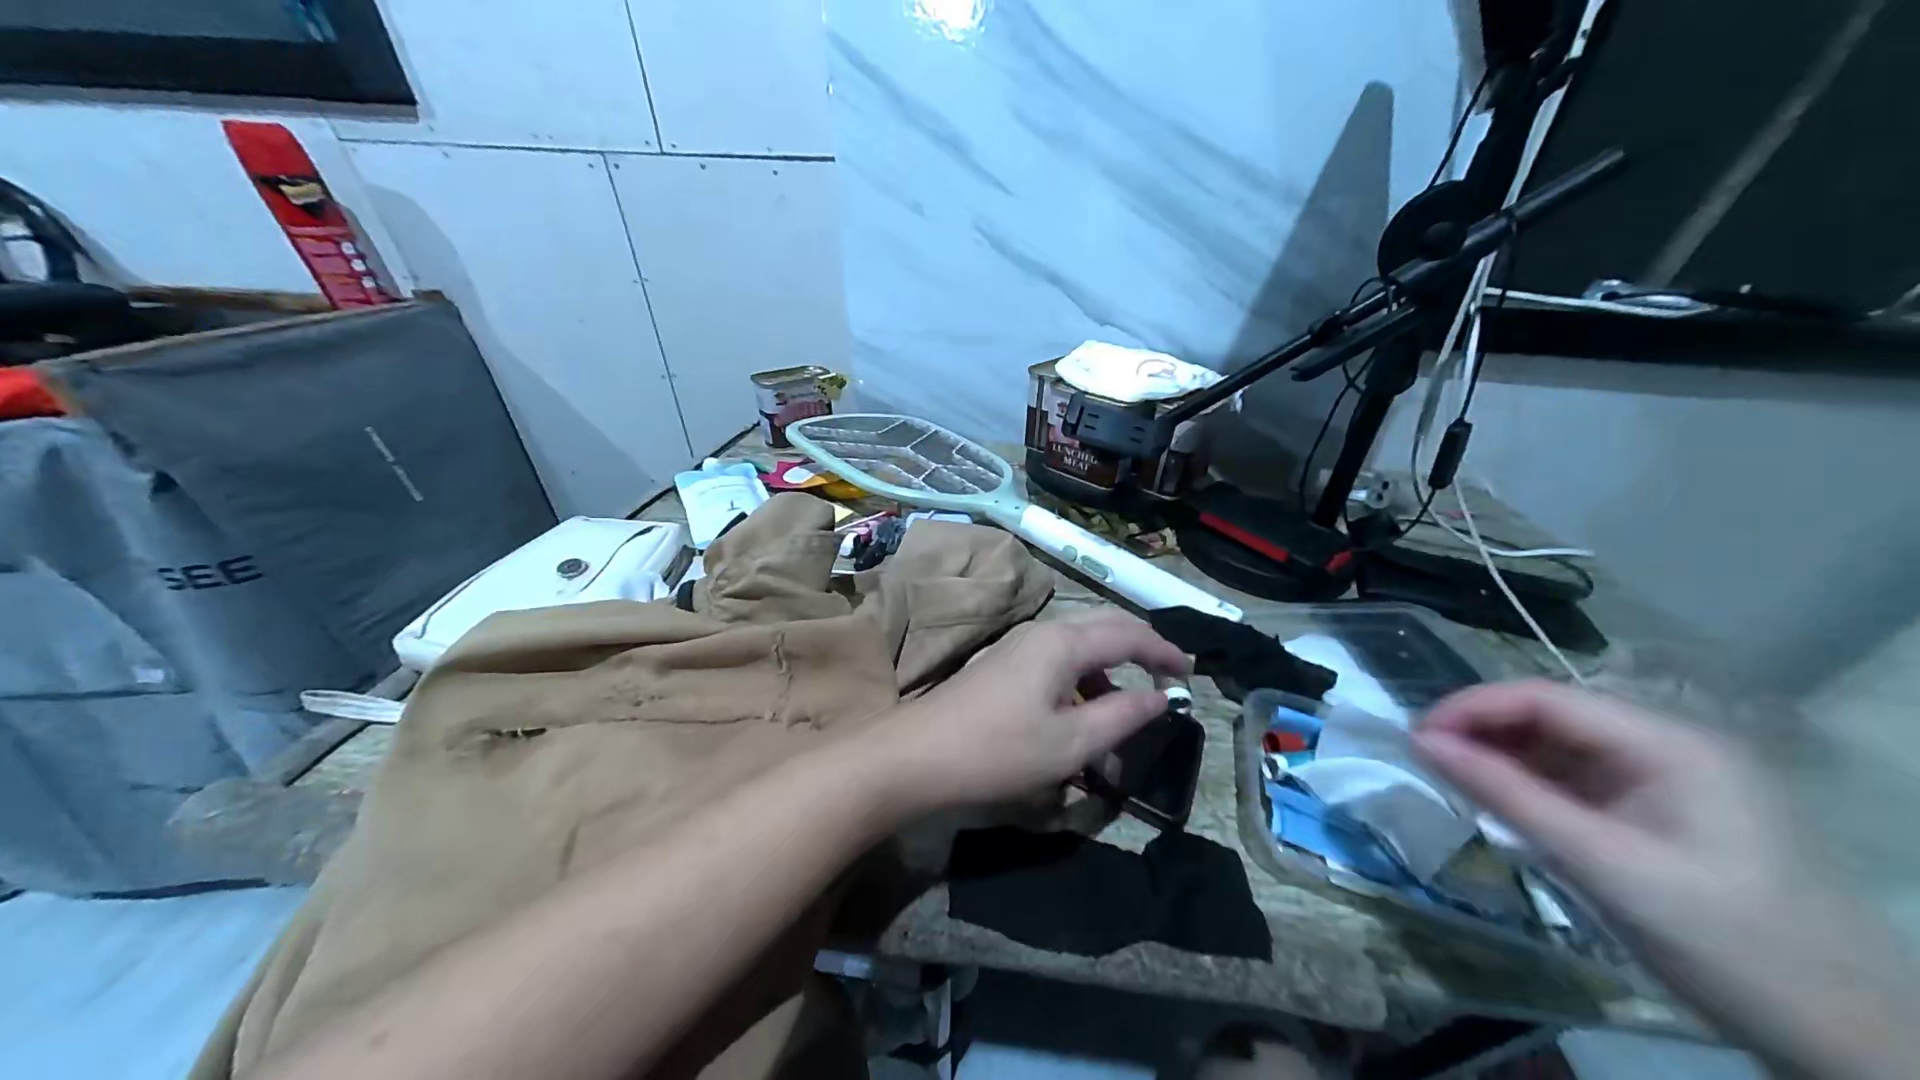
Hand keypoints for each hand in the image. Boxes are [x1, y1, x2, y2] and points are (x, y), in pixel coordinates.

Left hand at [869, 612, 1189, 812]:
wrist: (917, 756)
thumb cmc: (998, 751)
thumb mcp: (1071, 742)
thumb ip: (1122, 715)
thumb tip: (1161, 698)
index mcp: (1062, 642)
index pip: (1128, 634)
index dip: (1164, 652)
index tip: (1191, 675)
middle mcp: (1041, 632)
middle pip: (1104, 629)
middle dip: (1140, 651)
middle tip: (1167, 680)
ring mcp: (1017, 646)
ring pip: (1078, 649)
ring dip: (1107, 677)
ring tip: (1122, 721)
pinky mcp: (1002, 665)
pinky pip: (1055, 664)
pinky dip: (1079, 685)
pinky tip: (1079, 720)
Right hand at [1415, 681, 1917, 1079]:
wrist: (1850, 1039)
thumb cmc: (1726, 942)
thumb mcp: (1601, 863)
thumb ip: (1506, 794)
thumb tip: (1422, 742)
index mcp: (1670, 744)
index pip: (1546, 697)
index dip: (1471, 708)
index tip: (1416, 738)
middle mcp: (1671, 745)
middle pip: (1552, 715)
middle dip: (1484, 732)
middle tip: (1428, 762)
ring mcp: (1671, 777)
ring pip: (1561, 746)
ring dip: (1504, 759)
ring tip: (1457, 784)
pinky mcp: (1664, 809)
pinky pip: (1580, 778)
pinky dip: (1534, 786)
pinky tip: (1507, 806)